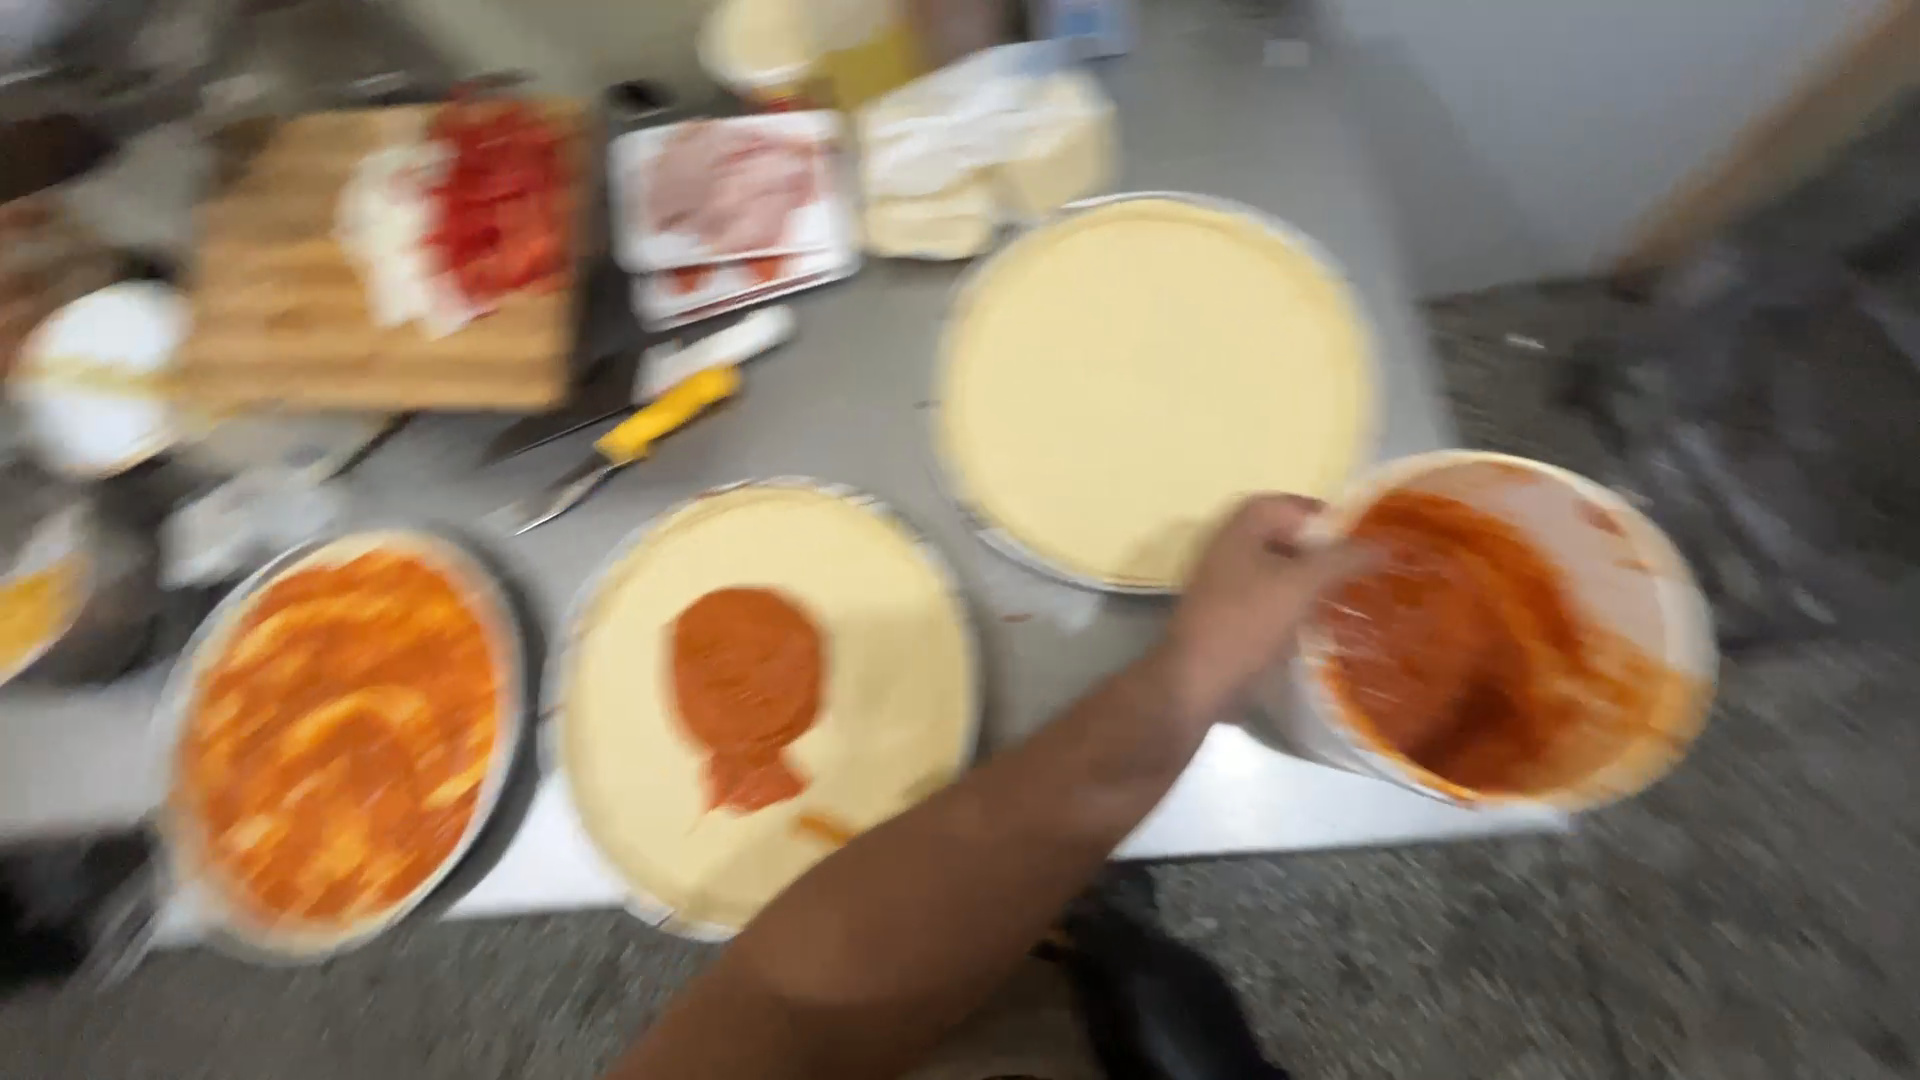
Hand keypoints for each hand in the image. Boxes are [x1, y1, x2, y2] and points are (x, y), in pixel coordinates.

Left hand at [1153, 495, 1374, 727]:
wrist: (1196, 680)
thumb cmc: (1246, 623)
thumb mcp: (1300, 585)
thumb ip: (1342, 559)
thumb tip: (1384, 544)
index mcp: (1237, 530)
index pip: (1283, 504)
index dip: (1321, 514)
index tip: (1357, 536)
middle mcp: (1225, 549)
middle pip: (1280, 536)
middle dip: (1320, 549)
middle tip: (1358, 567)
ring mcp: (1222, 583)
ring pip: (1274, 569)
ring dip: (1308, 578)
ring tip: (1348, 594)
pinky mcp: (1226, 615)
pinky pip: (1267, 598)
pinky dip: (1293, 603)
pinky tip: (1320, 622)